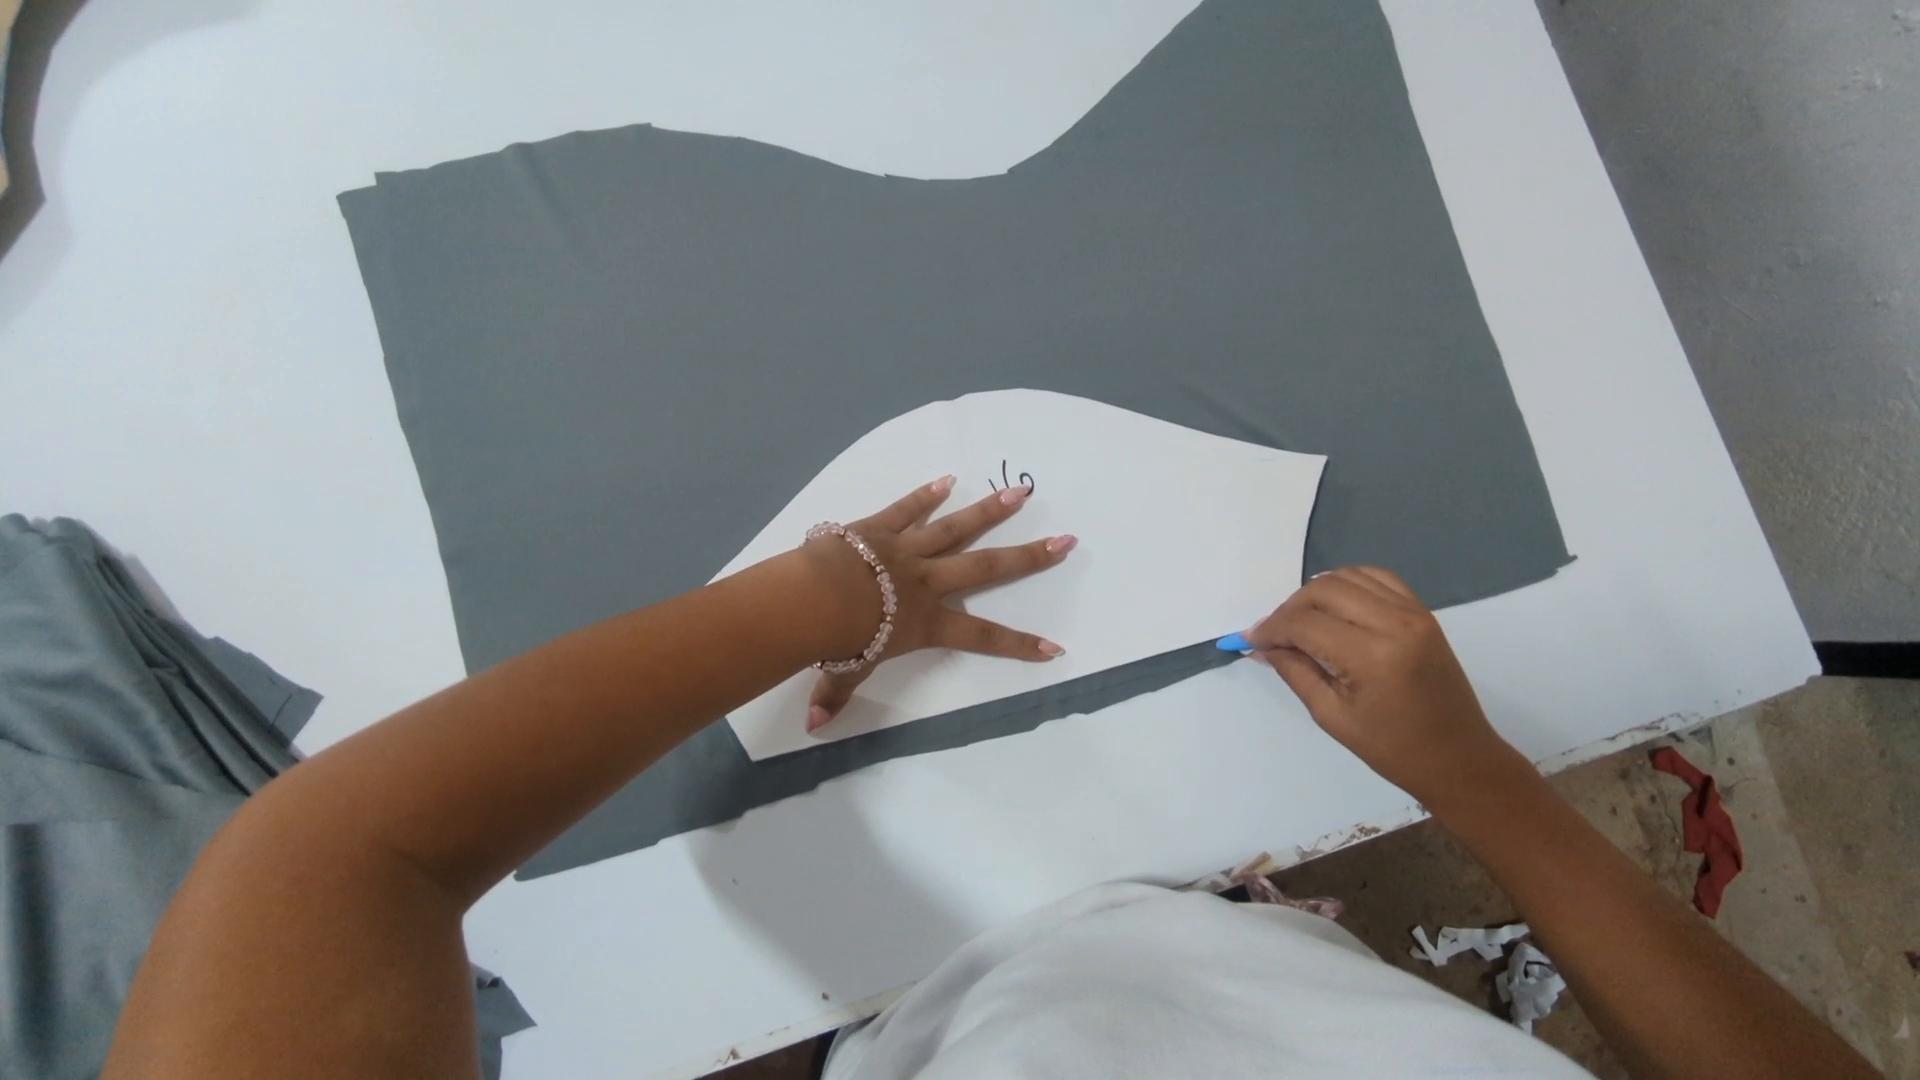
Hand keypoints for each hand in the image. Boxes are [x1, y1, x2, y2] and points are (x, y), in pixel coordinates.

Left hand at [801, 476, 1075, 730]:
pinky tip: (948, 480)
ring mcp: (906, 550)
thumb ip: (835, 693)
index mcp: (926, 622)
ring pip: (955, 528)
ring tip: (1019, 494)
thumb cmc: (836, 640)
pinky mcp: (880, 528)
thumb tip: (816, 725)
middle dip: (1028, 558)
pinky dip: (926, 495)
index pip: (981, 637)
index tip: (1053, 648)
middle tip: (1063, 540)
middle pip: (985, 568)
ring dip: (989, 511)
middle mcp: (927, 582)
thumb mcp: (842, 672)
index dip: (1018, 645)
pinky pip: (908, 509)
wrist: (815, 598)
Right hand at [1242, 566, 1526, 808]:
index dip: (1271, 629)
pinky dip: (1347, 584)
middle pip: (1323, 590)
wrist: (1459, 758)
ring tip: (1301, 621)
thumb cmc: (1392, 748)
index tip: (1251, 640)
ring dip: (1315, 593)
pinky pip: (1377, 578)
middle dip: (1289, 608)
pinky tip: (1333, 606)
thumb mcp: (1331, 715)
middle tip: (1274, 634)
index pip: (1305, 623)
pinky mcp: (1423, 612)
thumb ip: (1294, 671)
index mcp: (1372, 655)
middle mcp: (1395, 623)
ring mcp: (1414, 613)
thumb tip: (1262, 646)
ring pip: (1348, 576)